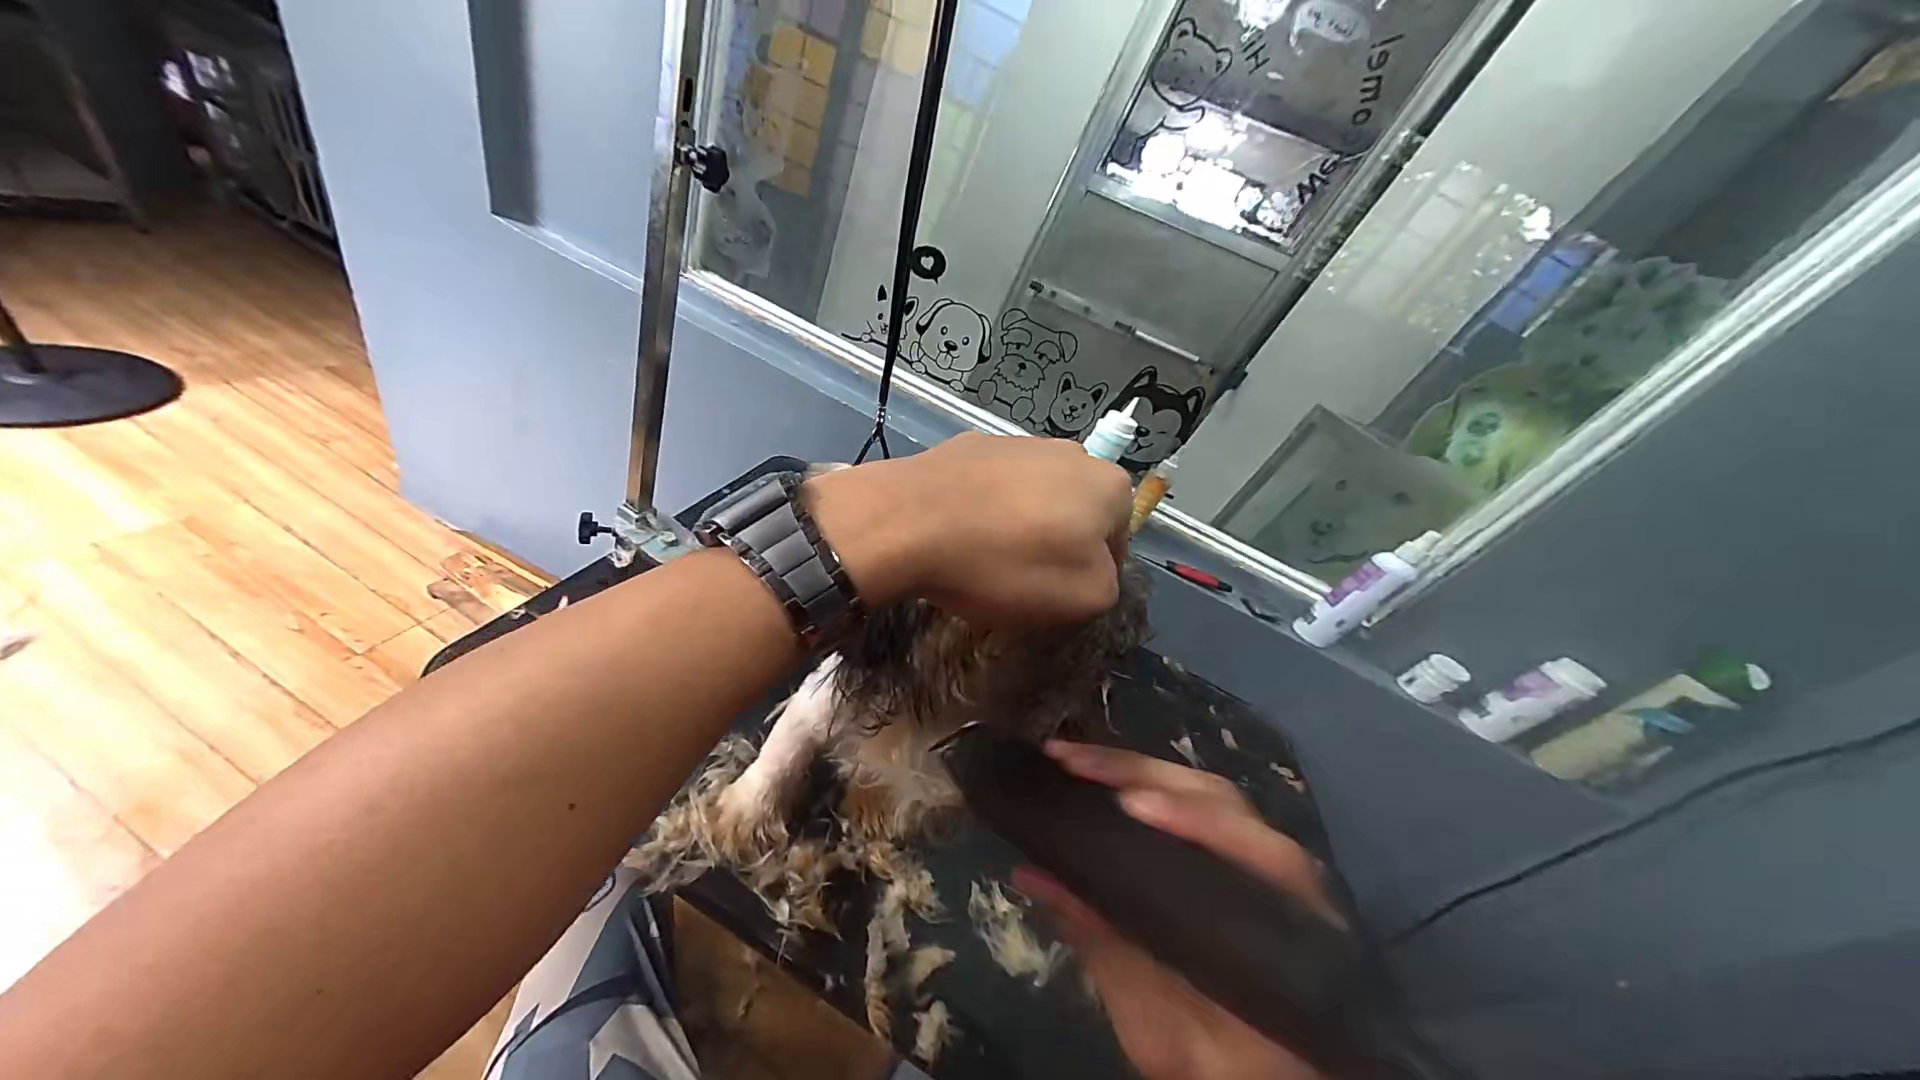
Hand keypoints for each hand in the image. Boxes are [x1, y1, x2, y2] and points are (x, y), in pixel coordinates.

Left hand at [805, 433, 1131, 625]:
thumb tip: (1096, 566)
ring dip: (1017, 524)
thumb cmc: (1004, 564)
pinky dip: (981, 509)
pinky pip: (988, 487)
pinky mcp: (969, 444)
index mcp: (1108, 484)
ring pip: (1030, 497)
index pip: (1117, 540)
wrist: (907, 523)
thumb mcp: (1083, 599)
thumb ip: (1109, 583)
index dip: (1090, 574)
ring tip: (982, 555)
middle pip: (1073, 513)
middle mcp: (1069, 451)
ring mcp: (1015, 441)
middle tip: (1019, 576)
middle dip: (1054, 543)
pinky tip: (957, 532)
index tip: (1056, 592)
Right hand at [1016, 742, 1343, 1079]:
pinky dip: (1140, 785)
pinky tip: (1098, 778)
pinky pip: (1185, 805)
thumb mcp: (1165, 1028)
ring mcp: (1251, 858)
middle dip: (1141, 772)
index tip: (1133, 806)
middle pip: (1218, 798)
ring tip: (1071, 759)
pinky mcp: (1222, 856)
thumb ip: (1107, 953)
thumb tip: (1033, 876)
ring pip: (1200, 791)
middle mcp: (1277, 874)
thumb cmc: (1227, 1062)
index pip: (1260, 852)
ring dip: (1134, 768)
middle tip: (1070, 762)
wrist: (1261, 1076)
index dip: (1199, 821)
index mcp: (1287, 922)